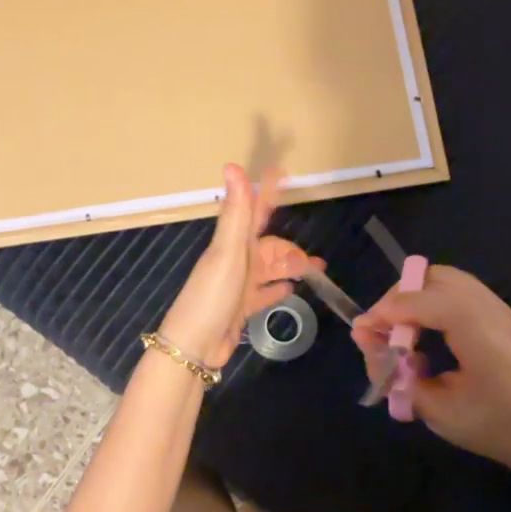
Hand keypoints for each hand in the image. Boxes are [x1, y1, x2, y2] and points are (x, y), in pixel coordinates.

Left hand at [158, 164, 323, 368]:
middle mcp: (235, 261)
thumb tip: (232, 165)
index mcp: (232, 244)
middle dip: (290, 249)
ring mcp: (238, 286)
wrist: (194, 346)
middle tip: (316, 262)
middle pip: (269, 247)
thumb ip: (236, 213)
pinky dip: (278, 289)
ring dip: (291, 268)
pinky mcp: (240, 309)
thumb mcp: (227, 252)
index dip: (266, 192)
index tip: (281, 171)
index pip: (254, 211)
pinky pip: (264, 293)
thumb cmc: (211, 296)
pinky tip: (292, 290)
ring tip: (316, 272)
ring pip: (270, 269)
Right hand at [352, 265, 510, 471]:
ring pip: (445, 277)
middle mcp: (496, 316)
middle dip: (398, 297)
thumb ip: (396, 375)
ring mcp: (500, 309)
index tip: (366, 330)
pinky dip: (428, 297)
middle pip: (438, 278)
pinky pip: (456, 287)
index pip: (436, 303)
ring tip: (396, 326)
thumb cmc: (493, 429)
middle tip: (379, 328)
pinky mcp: (498, 310)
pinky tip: (420, 326)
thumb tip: (363, 338)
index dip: (395, 309)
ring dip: (412, 294)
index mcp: (486, 345)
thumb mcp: (436, 412)